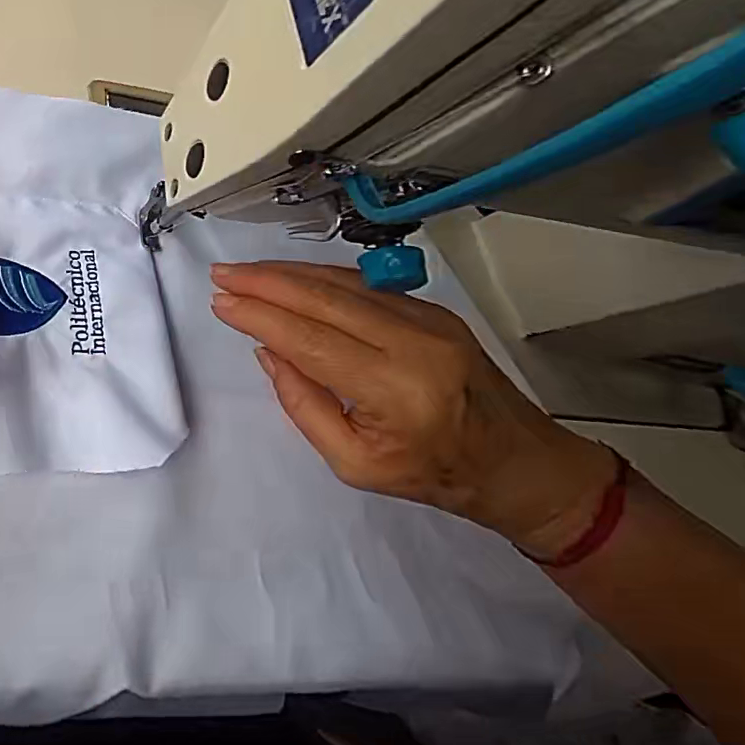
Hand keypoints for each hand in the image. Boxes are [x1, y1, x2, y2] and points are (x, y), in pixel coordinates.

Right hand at [209, 260, 617, 558]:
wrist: (524, 464)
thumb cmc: (432, 473)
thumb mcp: (352, 462)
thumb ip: (303, 405)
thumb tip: (269, 351)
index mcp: (394, 390)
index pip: (308, 339)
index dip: (259, 316)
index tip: (220, 303)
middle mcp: (416, 345)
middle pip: (322, 300)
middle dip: (263, 283)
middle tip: (221, 274)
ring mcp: (430, 323)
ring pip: (341, 284)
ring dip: (285, 274)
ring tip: (243, 271)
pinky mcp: (435, 312)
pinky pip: (362, 286)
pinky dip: (316, 277)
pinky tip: (287, 277)